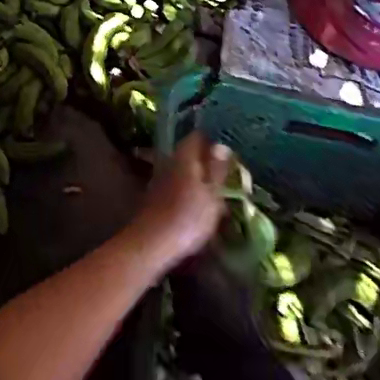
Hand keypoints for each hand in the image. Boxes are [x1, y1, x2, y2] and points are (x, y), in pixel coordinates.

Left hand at [129, 132, 230, 270]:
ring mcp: (160, 178)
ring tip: (215, 191)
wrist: (152, 243)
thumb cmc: (188, 218)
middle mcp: (169, 161)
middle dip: (205, 160)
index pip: (197, 137)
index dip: (212, 140)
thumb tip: (221, 145)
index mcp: (184, 157)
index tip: (227, 151)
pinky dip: (187, 190)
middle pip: (189, 153)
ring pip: (182, 170)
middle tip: (225, 172)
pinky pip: (176, 185)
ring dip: (197, 177)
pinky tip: (198, 205)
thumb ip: (216, 170)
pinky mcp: (155, 195)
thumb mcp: (212, 195)